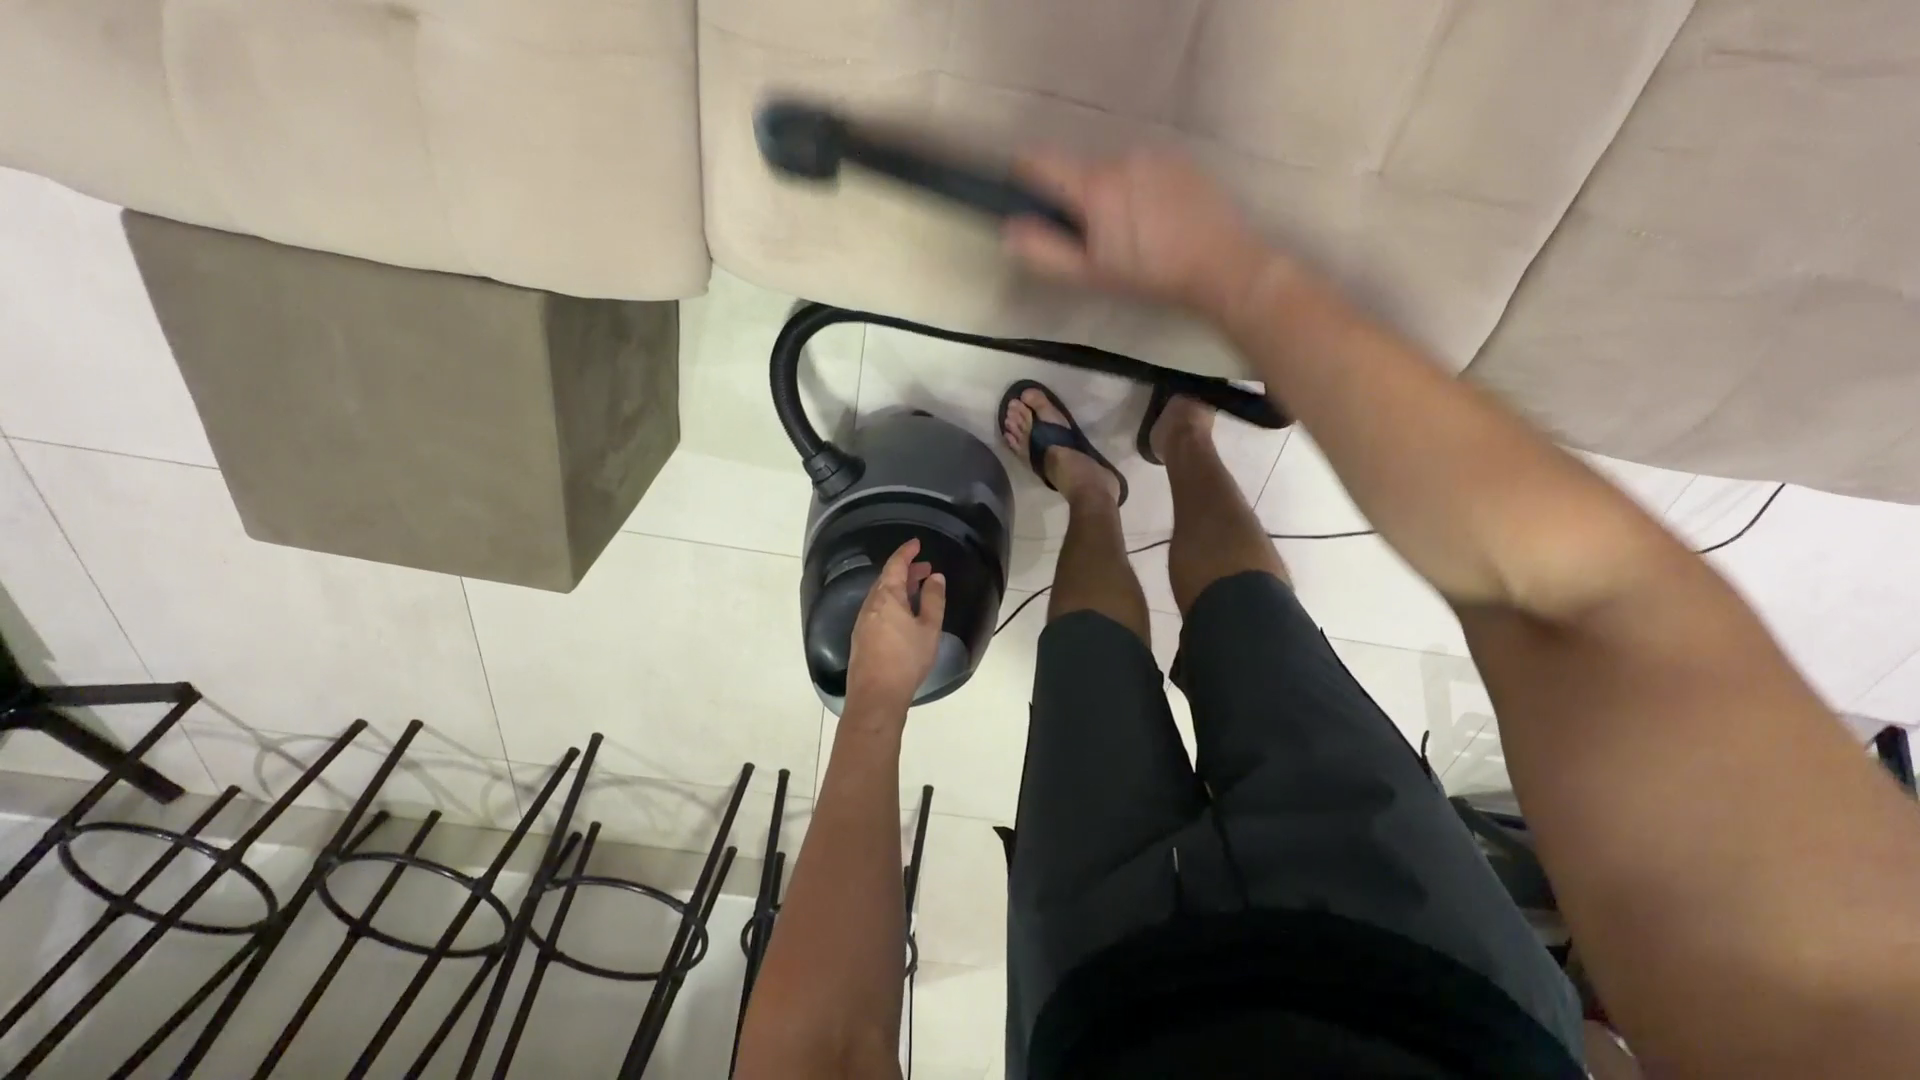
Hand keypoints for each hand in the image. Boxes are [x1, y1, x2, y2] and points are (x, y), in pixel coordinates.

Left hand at [846, 539, 947, 713]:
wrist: (876, 695)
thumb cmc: (907, 659)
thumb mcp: (928, 628)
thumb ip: (933, 599)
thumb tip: (935, 577)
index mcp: (887, 596)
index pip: (896, 565)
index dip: (906, 552)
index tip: (916, 544)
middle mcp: (870, 604)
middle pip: (886, 579)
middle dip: (905, 571)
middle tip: (924, 570)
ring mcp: (862, 621)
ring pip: (880, 595)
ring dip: (898, 588)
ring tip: (916, 590)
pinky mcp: (861, 637)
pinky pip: (877, 609)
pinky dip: (891, 603)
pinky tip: (901, 614)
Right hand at [1003, 148, 1285, 318]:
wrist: (1224, 266)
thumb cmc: (1150, 276)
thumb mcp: (1091, 274)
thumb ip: (1044, 250)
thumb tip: (1009, 229)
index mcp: (1093, 185)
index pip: (1038, 160)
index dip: (1024, 175)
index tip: (1029, 199)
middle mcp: (1120, 158)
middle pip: (1080, 170)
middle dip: (1078, 199)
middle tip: (1096, 240)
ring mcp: (1154, 156)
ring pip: (1114, 171)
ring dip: (1113, 196)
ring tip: (1134, 235)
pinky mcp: (1181, 160)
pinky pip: (1145, 170)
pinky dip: (1142, 191)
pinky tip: (1160, 223)